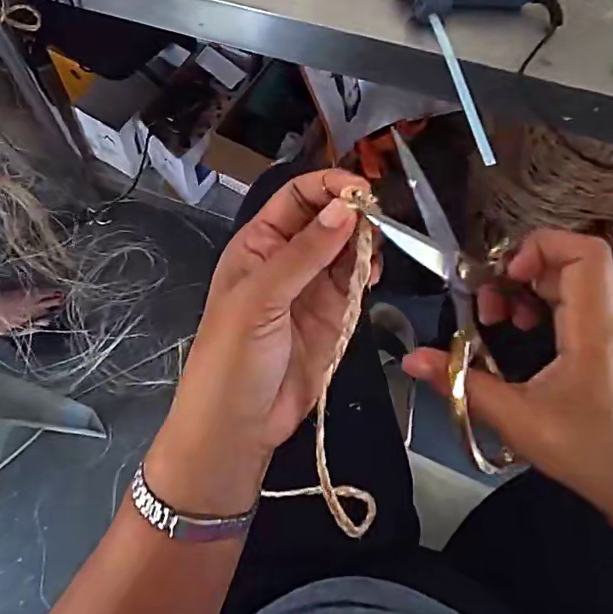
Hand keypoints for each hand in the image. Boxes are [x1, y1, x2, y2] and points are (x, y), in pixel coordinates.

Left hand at [145, 169, 375, 515]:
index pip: (296, 197)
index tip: (363, 188)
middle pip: (327, 218)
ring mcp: (312, 286)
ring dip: (366, 242)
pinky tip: (374, 273)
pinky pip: (356, 280)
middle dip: (353, 213)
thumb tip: (347, 208)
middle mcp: (288, 257)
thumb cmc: (233, 355)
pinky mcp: (334, 313)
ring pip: (347, 247)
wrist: (238, 427)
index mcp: (259, 243)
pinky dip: (369, 271)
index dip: (328, 186)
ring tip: (377, 252)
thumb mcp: (262, 299)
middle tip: (379, 220)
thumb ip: (306, 253)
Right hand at [402, 229, 612, 519]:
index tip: (506, 271)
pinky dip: (542, 301)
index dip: (542, 245)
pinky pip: (578, 298)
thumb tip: (414, 360)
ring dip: (526, 287)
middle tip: (487, 303)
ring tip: (499, 319)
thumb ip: (462, 384)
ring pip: (570, 279)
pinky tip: (522, 329)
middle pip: (568, 261)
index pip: (587, 254)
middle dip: (517, 271)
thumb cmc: (595, 456)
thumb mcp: (520, 422)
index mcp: (597, 333)